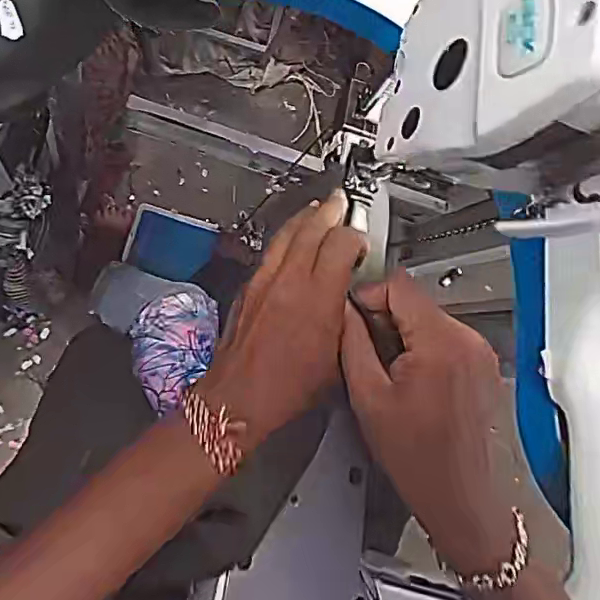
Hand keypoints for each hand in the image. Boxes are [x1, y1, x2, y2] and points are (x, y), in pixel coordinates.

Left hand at [198, 191, 365, 446]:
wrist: (238, 397)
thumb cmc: (285, 388)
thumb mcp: (337, 358)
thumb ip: (347, 321)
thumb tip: (350, 301)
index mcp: (317, 297)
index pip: (340, 243)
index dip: (355, 236)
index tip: (361, 240)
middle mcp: (288, 282)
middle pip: (311, 229)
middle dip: (329, 212)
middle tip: (340, 202)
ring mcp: (265, 281)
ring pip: (287, 234)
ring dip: (305, 218)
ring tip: (316, 210)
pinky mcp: (249, 288)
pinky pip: (271, 250)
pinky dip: (286, 237)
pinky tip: (291, 239)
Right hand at [341, 271, 516, 576]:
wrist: (462, 497)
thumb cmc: (421, 461)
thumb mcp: (368, 397)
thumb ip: (352, 343)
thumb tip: (345, 312)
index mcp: (441, 342)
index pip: (399, 285)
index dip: (368, 296)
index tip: (353, 316)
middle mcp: (467, 340)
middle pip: (414, 301)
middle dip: (384, 320)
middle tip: (368, 355)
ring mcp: (479, 352)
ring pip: (428, 318)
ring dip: (403, 335)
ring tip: (391, 376)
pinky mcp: (483, 364)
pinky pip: (444, 338)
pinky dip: (423, 349)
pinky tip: (412, 383)